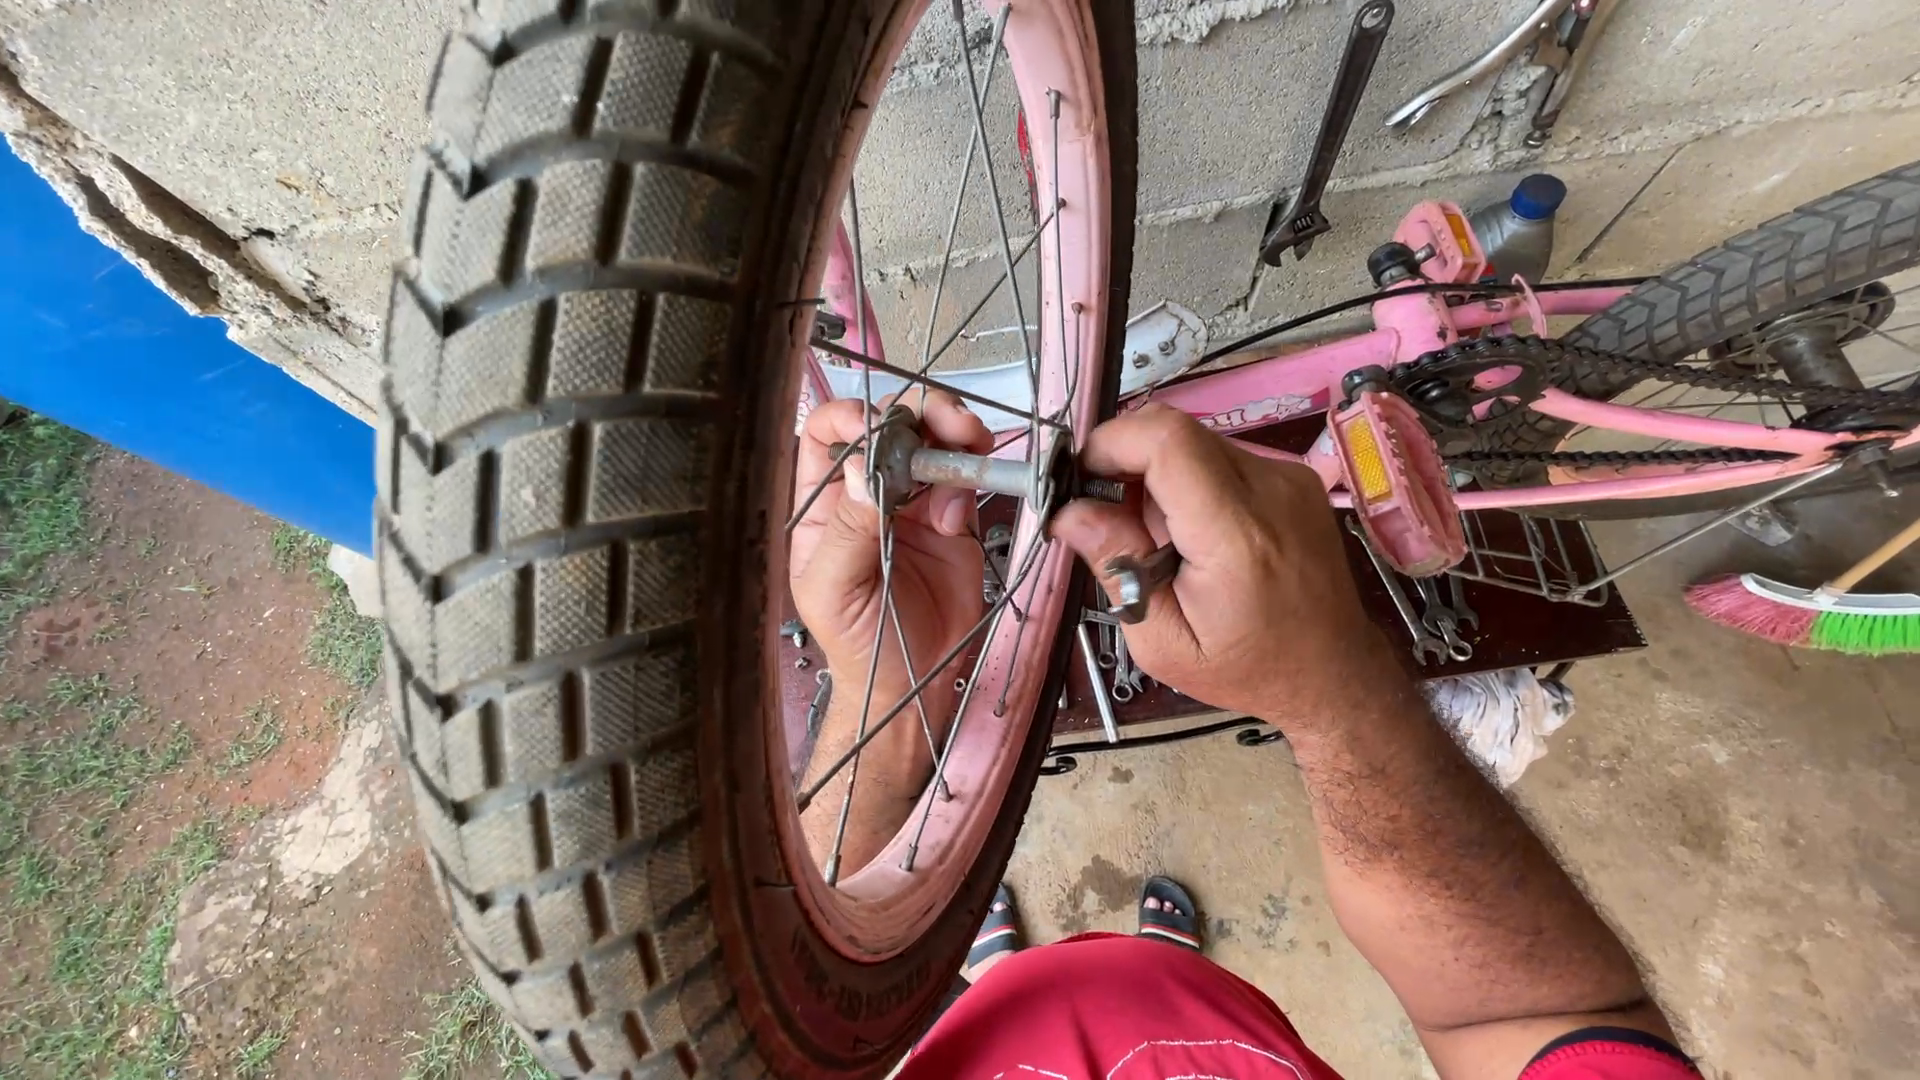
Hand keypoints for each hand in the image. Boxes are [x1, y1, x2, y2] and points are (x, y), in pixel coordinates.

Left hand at [790, 392, 990, 868]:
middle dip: (916, 412)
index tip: (878, 427)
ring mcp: (913, 503)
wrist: (913, 681)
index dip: (850, 417)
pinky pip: (963, 478)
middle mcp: (869, 494)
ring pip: (930, 443)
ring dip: (951, 429)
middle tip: (944, 420)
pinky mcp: (952, 519)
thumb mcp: (836, 590)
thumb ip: (848, 530)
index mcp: (825, 504)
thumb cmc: (858, 643)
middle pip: (888, 425)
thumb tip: (865, 469)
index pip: (827, 436)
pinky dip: (971, 471)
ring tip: (969, 436)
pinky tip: (965, 494)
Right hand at [1050, 404, 1395, 730]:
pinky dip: (1183, 478)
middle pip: (1176, 429)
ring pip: (1193, 439)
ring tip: (1149, 530)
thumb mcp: (1162, 641)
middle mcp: (1271, 489)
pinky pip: (1217, 454)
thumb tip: (1069, 511)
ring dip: (1153, 471)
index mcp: (1237, 536)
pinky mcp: (1291, 476)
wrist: (1333, 673)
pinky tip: (1184, 527)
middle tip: (1104, 509)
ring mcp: (1287, 477)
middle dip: (1124, 457)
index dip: (1112, 443)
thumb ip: (1117, 567)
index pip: (1168, 441)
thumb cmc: (1245, 668)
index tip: (1081, 479)